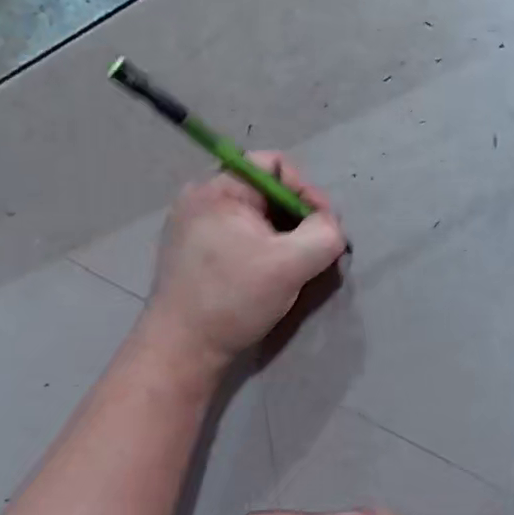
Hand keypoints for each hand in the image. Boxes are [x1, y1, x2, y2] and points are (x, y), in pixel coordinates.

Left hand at [139, 152, 345, 366]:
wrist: (182, 349)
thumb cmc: (232, 299)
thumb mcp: (290, 265)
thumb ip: (324, 235)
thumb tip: (331, 227)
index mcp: (218, 188)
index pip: (275, 164)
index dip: (306, 190)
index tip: (322, 226)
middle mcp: (201, 198)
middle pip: (266, 190)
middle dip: (296, 217)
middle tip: (312, 250)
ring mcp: (194, 226)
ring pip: (255, 217)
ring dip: (282, 237)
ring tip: (294, 266)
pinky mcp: (195, 252)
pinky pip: (239, 236)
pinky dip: (262, 250)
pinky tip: (269, 277)